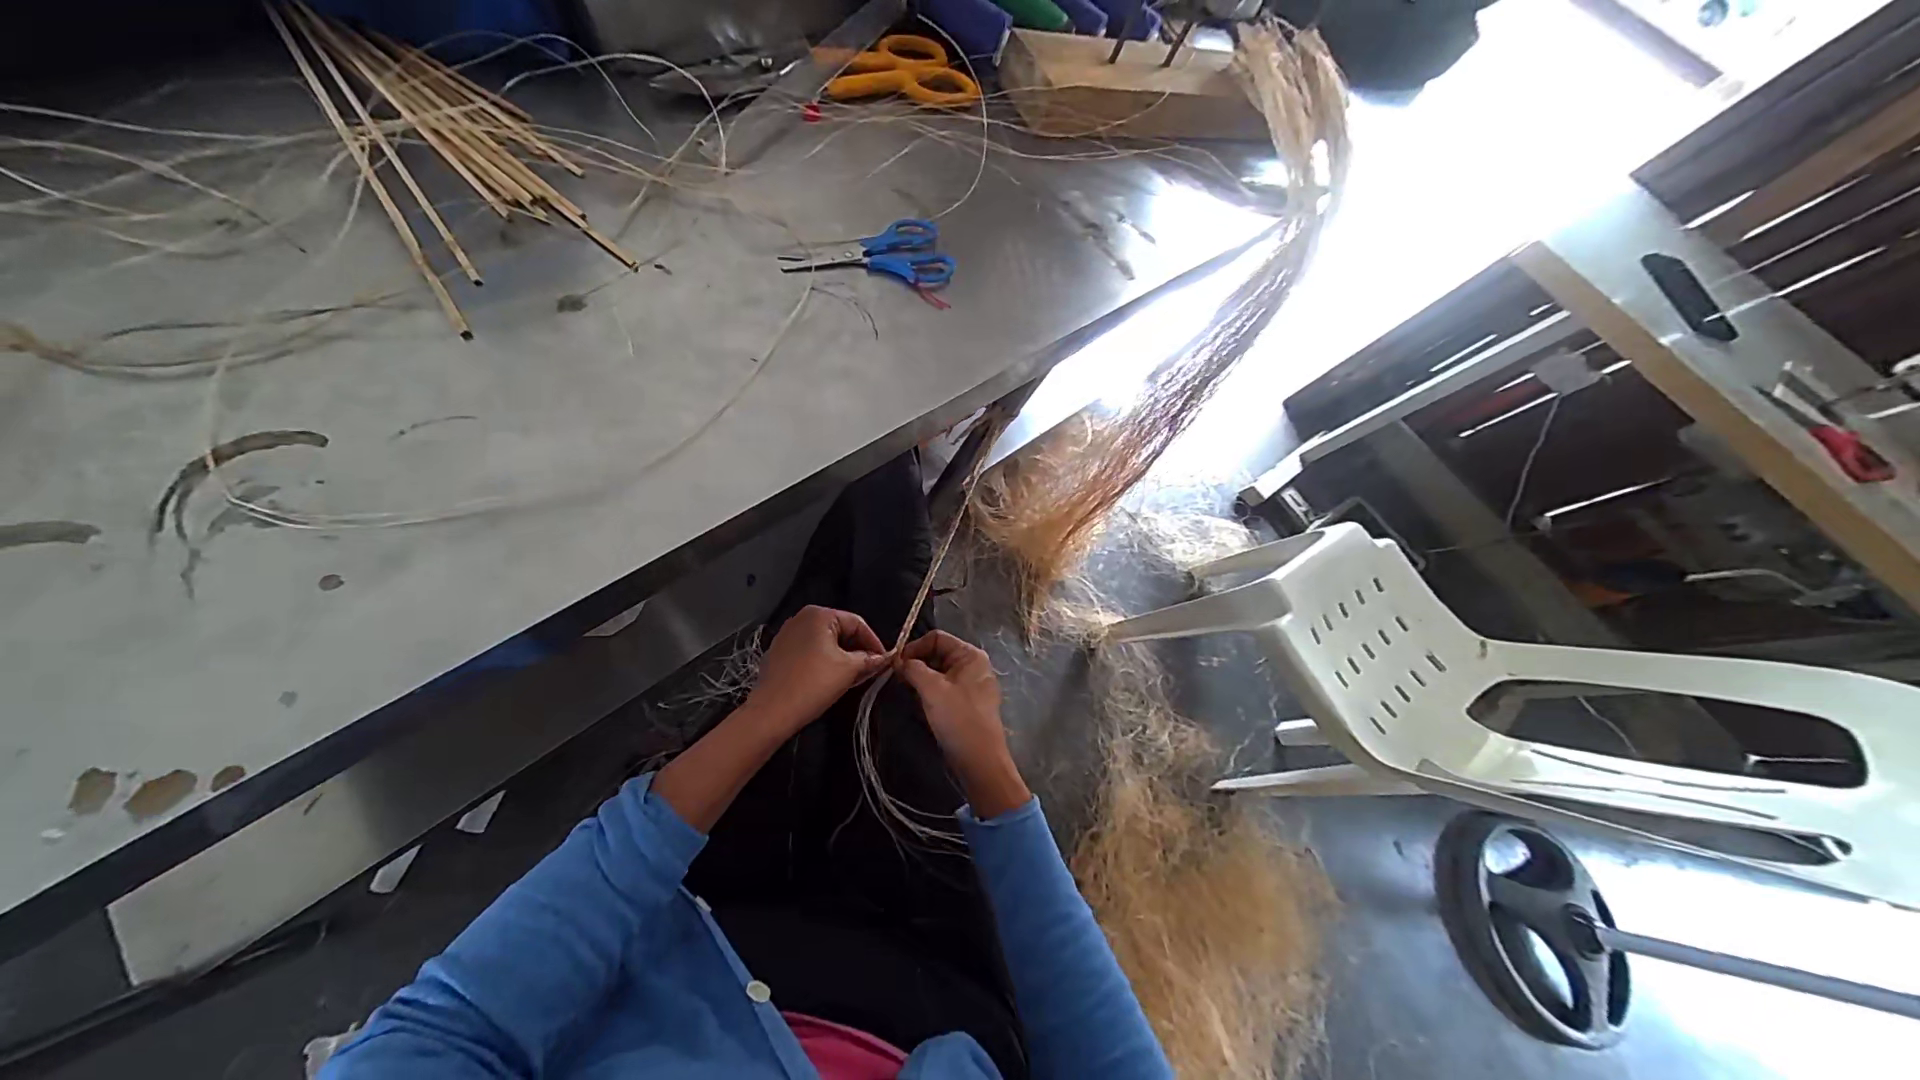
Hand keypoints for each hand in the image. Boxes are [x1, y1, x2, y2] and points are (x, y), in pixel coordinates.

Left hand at [743, 606, 888, 733]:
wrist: (771, 712)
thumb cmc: (813, 684)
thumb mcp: (848, 670)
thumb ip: (869, 659)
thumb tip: (883, 658)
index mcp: (818, 614)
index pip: (857, 623)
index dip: (875, 643)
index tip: (885, 662)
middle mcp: (801, 618)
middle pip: (841, 631)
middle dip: (858, 651)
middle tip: (871, 672)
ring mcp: (787, 635)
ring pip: (825, 643)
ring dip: (843, 658)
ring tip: (854, 678)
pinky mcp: (779, 654)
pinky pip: (810, 652)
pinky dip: (824, 663)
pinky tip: (831, 680)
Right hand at [899, 630, 1030, 817]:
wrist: (979, 760)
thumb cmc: (958, 718)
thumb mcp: (931, 688)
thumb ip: (913, 668)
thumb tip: (900, 661)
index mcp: (970, 655)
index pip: (936, 638)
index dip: (914, 647)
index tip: (895, 664)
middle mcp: (973, 666)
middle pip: (937, 654)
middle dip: (916, 665)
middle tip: (898, 681)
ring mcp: (971, 686)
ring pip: (938, 674)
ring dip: (921, 682)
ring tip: (909, 695)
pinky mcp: (966, 705)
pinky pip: (943, 690)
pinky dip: (930, 695)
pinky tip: (921, 707)